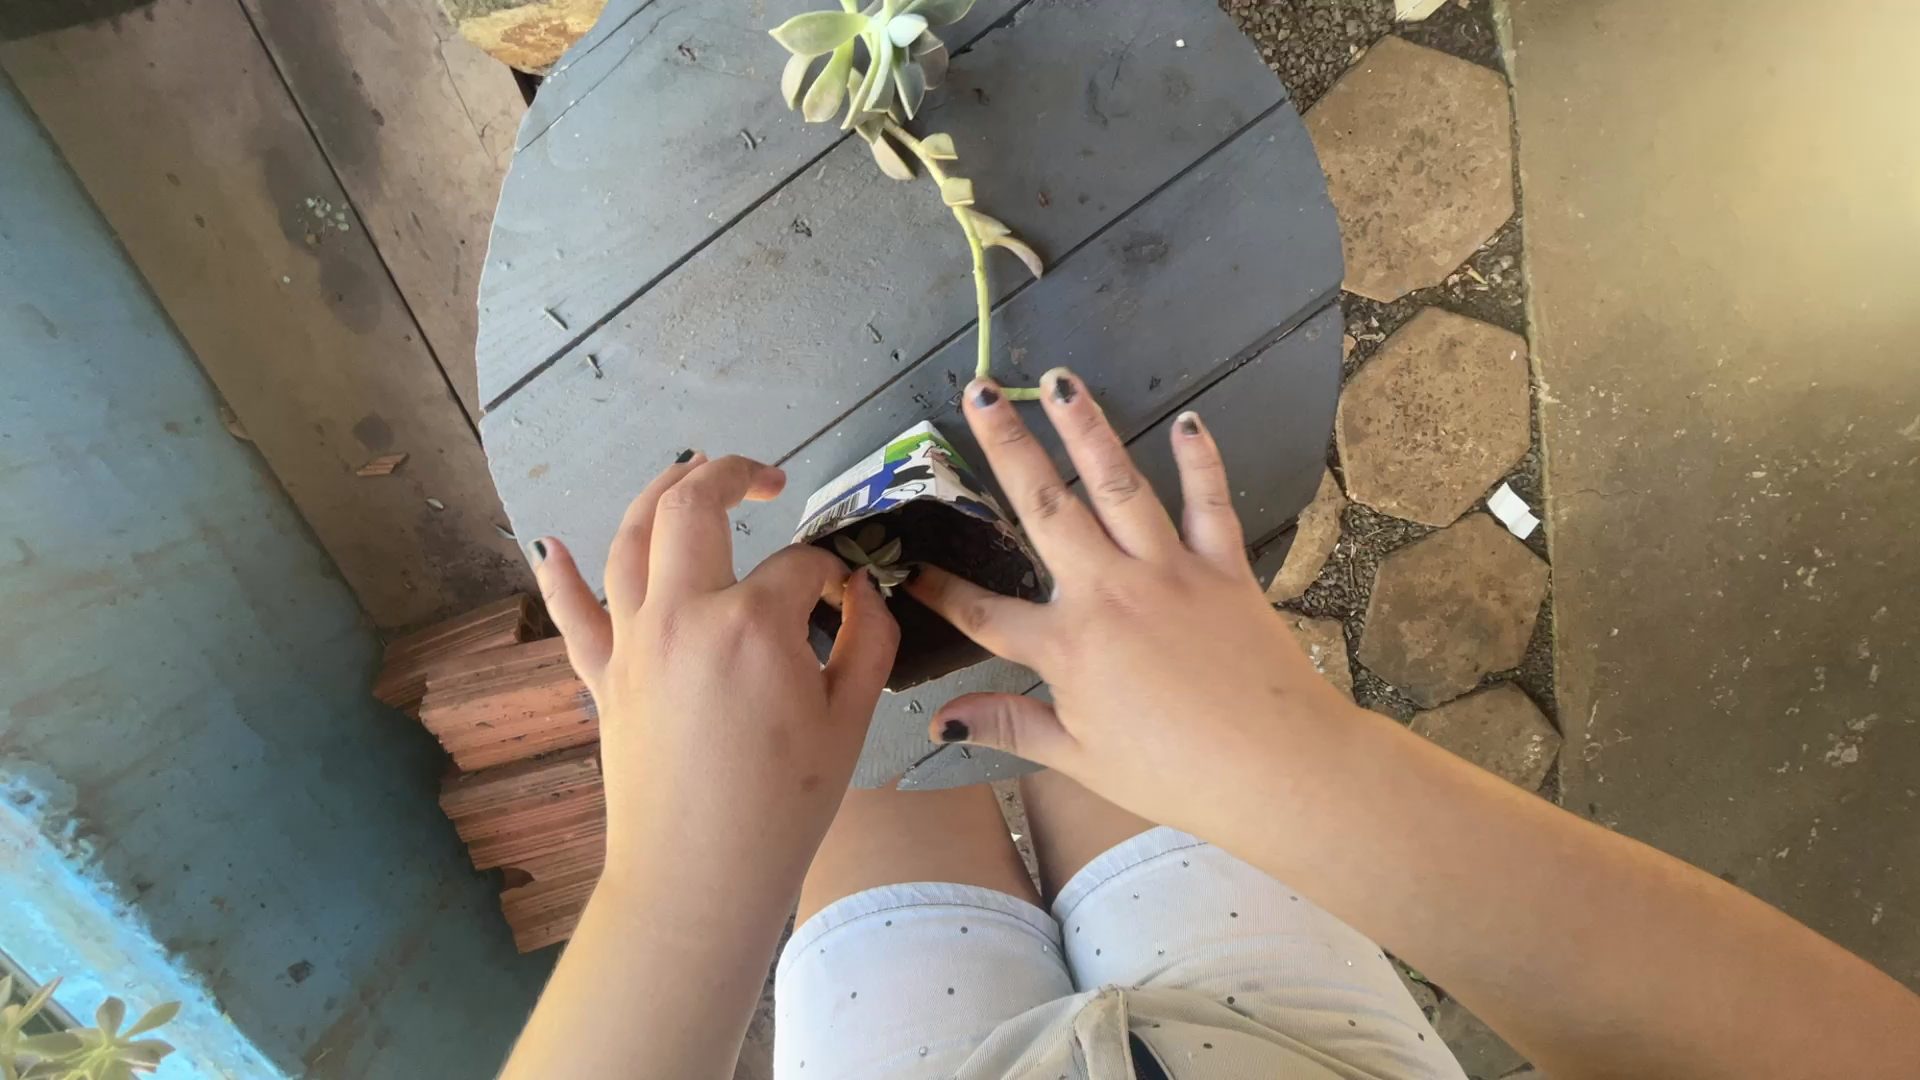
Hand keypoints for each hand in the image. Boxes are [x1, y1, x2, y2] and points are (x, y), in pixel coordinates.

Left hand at [530, 453, 898, 884]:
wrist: (700, 879)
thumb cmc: (786, 802)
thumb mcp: (851, 716)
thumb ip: (871, 636)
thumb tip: (861, 589)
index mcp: (752, 623)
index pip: (801, 566)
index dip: (833, 574)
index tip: (847, 596)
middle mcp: (683, 613)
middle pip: (694, 507)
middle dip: (733, 474)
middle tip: (768, 477)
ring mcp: (633, 641)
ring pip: (630, 539)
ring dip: (658, 492)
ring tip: (688, 470)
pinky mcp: (605, 676)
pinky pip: (571, 614)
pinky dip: (558, 574)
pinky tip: (548, 543)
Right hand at [906, 370, 1359, 834]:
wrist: (1279, 772)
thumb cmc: (1174, 773)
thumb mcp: (1079, 758)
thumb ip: (1007, 727)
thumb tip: (941, 723)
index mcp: (1068, 646)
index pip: (984, 612)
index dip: (940, 590)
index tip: (909, 563)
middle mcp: (1108, 591)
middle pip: (1044, 508)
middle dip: (1004, 447)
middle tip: (978, 395)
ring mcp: (1167, 571)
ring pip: (1117, 485)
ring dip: (1086, 429)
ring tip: (1058, 381)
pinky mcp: (1222, 566)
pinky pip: (1209, 501)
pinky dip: (1200, 459)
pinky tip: (1186, 420)